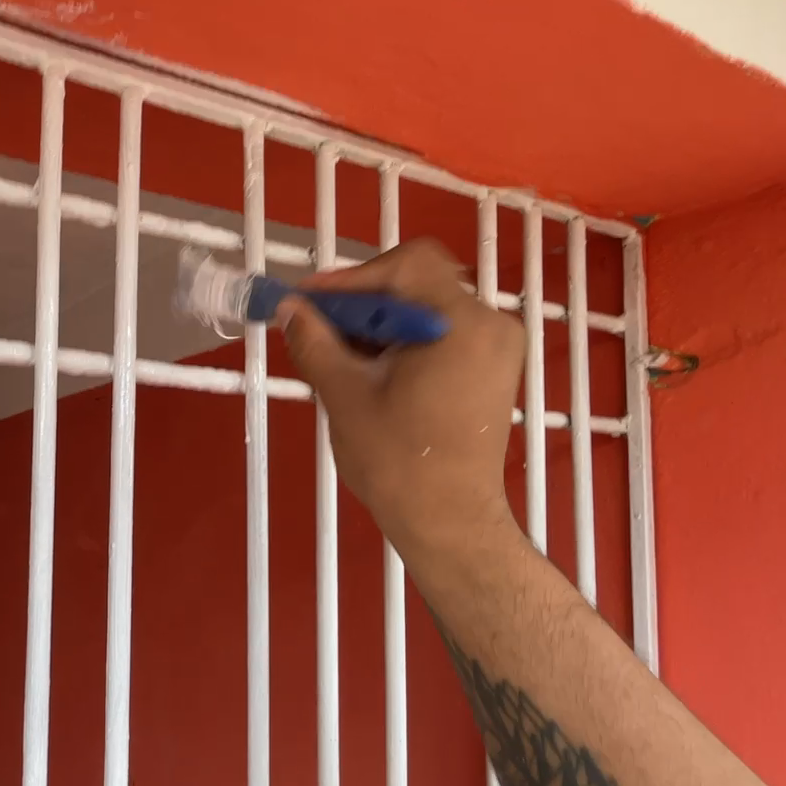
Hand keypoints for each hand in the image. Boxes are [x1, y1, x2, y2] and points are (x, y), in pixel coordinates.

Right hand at [279, 238, 524, 561]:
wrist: (448, 520)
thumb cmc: (396, 462)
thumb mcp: (344, 396)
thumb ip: (315, 343)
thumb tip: (290, 308)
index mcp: (460, 324)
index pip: (406, 265)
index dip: (351, 277)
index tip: (309, 302)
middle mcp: (490, 323)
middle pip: (417, 284)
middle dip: (360, 303)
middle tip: (316, 329)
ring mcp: (496, 346)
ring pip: (425, 309)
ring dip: (376, 324)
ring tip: (337, 356)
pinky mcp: (490, 368)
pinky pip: (439, 334)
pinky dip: (399, 342)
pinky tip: (368, 371)